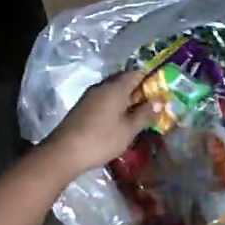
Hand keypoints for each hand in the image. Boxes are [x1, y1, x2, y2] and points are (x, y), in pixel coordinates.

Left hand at [40, 70, 156, 174]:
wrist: (65, 151)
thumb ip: (145, 114)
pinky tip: (119, 120)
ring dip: (125, 99)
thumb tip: (159, 102)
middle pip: (122, 81)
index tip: (159, 90)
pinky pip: (103, 100)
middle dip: (138, 90)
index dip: (149, 79)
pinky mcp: (82, 108)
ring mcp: (90, 97)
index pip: (135, 74)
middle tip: (151, 103)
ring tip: (137, 113)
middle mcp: (101, 87)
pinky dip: (114, 106)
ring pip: (112, 92)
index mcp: (115, 87)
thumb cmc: (102, 139)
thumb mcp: (128, 129)